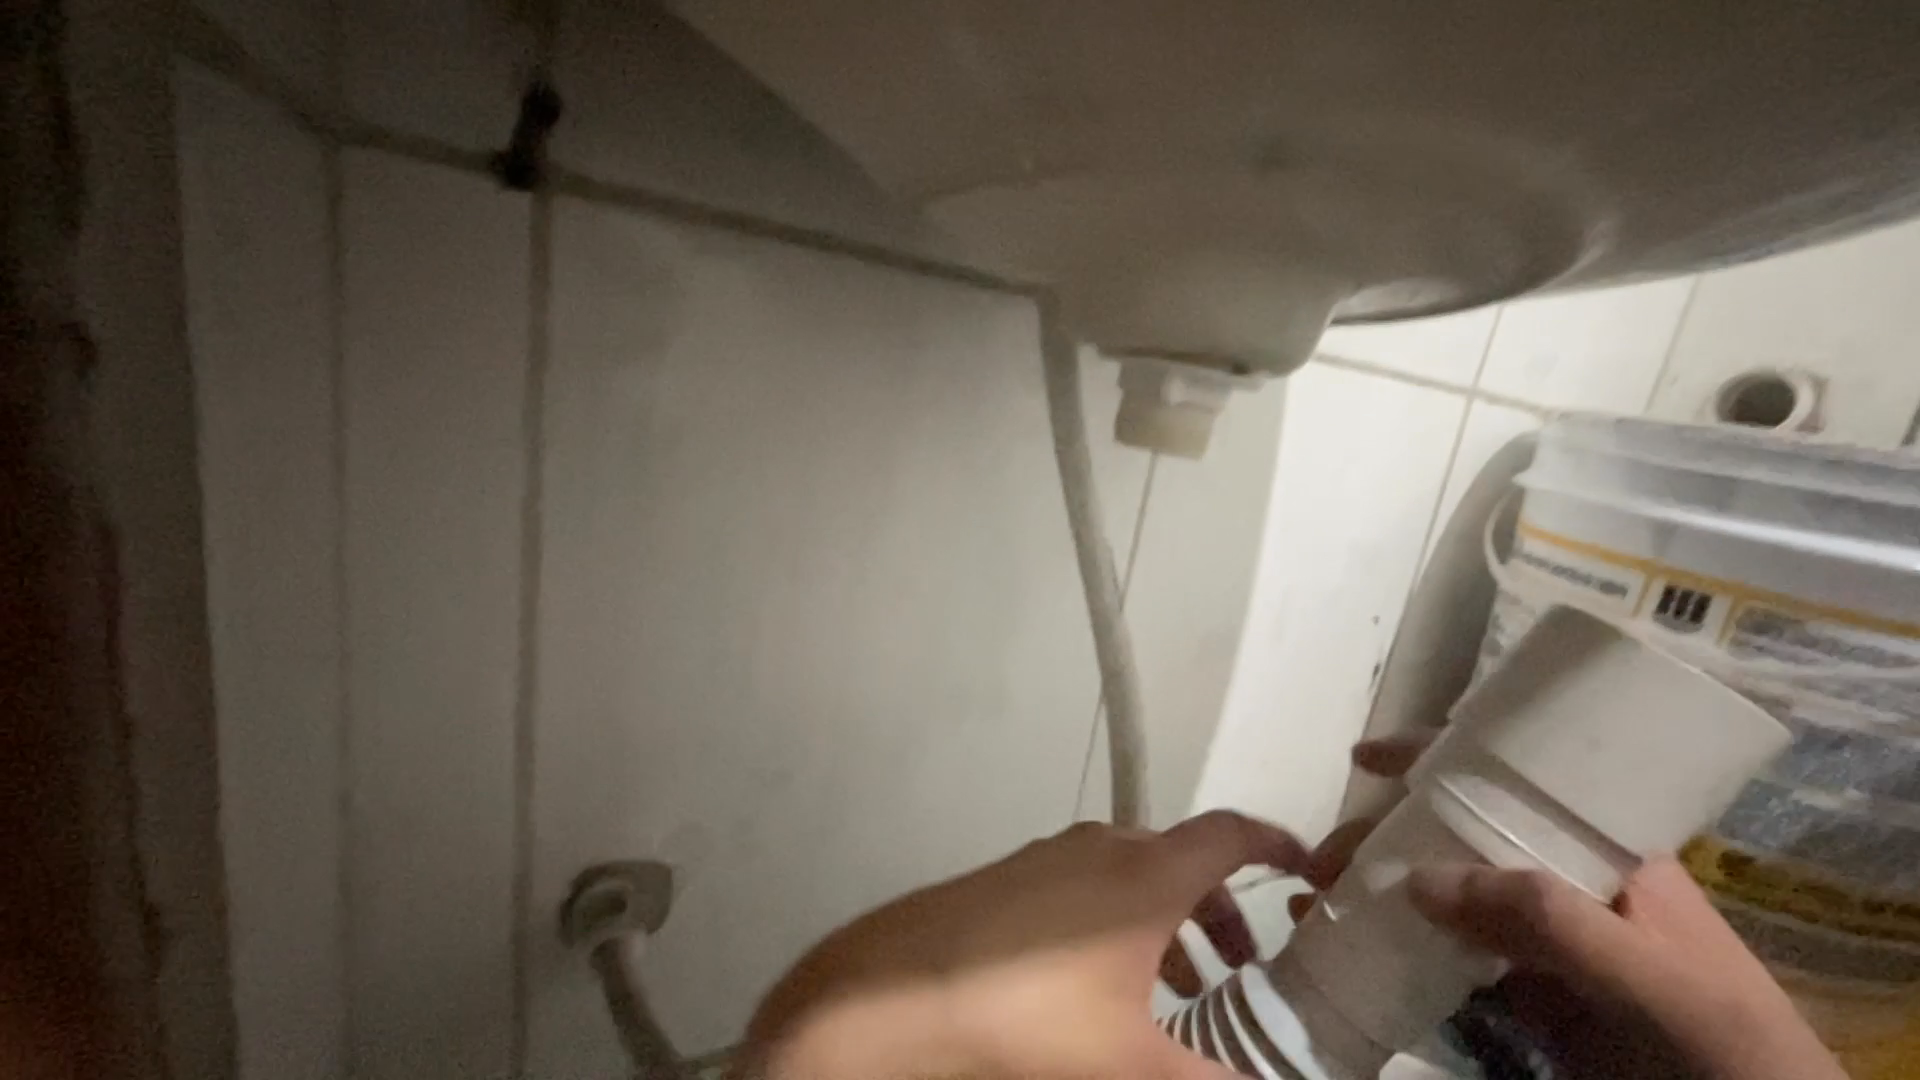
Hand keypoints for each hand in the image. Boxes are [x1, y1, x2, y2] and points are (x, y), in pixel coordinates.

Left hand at [740, 812, 1308, 1079]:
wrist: (906, 985)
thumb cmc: (1034, 1014)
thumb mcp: (1135, 1062)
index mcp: (1146, 873)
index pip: (1229, 835)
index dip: (1276, 845)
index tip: (1308, 869)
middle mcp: (1103, 847)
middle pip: (1182, 859)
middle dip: (1222, 908)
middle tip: (1241, 968)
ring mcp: (1052, 856)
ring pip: (1133, 873)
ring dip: (1169, 920)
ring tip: (1179, 986)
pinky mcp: (1015, 873)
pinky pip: (1089, 884)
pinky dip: (1119, 918)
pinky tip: (1103, 978)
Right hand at [1303, 734, 1846, 1079]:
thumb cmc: (1724, 1048)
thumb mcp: (1653, 979)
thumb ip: (1547, 921)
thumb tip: (1417, 879)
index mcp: (1594, 849)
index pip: (1504, 779)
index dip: (1431, 759)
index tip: (1364, 759)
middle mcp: (1554, 875)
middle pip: (1448, 831)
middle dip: (1376, 836)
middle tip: (1318, 864)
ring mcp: (1532, 932)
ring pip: (1436, 885)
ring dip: (1370, 884)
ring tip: (1313, 899)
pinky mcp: (1516, 984)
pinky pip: (1440, 945)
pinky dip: (1388, 936)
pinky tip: (1345, 939)